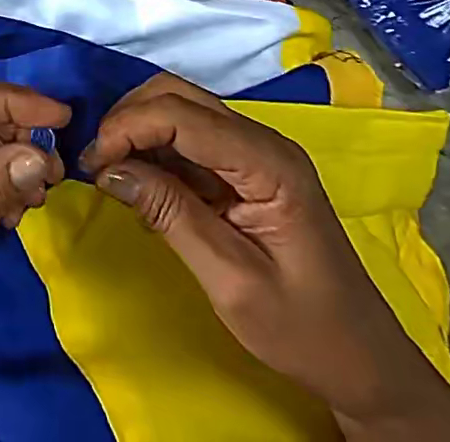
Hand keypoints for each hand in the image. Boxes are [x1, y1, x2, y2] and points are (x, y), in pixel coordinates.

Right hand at [80, 74, 449, 440]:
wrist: (358, 354)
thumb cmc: (301, 327)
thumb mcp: (230, 281)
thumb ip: (171, 216)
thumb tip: (110, 170)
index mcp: (269, 162)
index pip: (186, 115)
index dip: (130, 127)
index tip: (91, 164)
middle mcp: (263, 141)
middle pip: (183, 96)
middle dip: (131, 118)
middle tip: (97, 165)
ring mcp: (257, 152)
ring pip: (185, 111)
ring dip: (140, 130)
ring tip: (108, 172)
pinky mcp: (247, 170)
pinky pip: (192, 141)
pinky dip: (157, 150)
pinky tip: (137, 179)